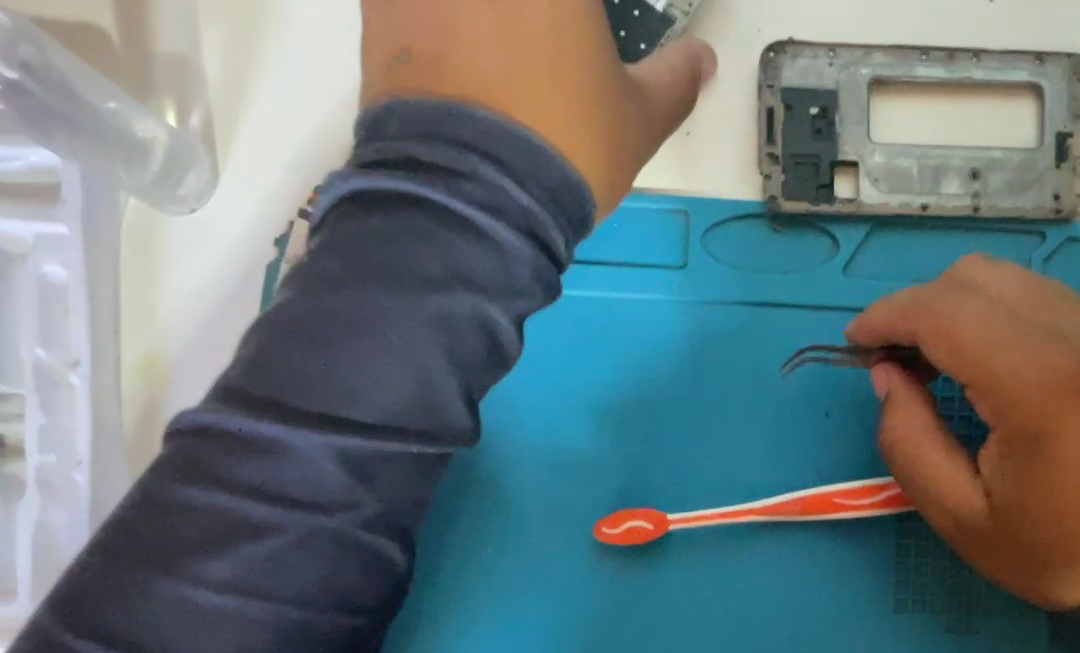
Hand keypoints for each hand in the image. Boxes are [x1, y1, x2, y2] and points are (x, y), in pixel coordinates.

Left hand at [360, 0, 716, 214]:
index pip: (582, 2)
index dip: (582, 17)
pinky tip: (453, 43)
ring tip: (501, 43)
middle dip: (540, 15)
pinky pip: (408, 4)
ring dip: (488, 18)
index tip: (586, 35)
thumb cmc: (566, 149)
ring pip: (470, 3)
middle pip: (530, 0)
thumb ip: (675, 79)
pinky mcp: (376, 5)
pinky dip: (433, 18)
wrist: (469, 205)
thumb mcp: (638, 122)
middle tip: (551, 37)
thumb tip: (703, 59)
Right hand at [850, 256, 1079, 610]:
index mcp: (1036, 382)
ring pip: (1006, 278)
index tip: (856, 346)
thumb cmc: (1057, 549)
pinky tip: (982, 362)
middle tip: (894, 363)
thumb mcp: (960, 516)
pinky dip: (994, 314)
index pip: (943, 310)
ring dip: (955, 307)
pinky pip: (1038, 297)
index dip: (886, 317)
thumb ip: (908, 441)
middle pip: (972, 277)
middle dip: (917, 308)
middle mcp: (1075, 333)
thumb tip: (887, 376)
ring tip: (934, 364)